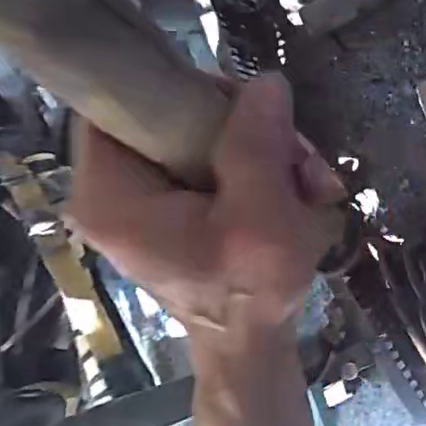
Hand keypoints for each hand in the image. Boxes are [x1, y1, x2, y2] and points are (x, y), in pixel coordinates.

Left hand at [66, 73, 345, 334]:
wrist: (256, 343)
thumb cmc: (251, 288)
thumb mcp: (262, 215)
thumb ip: (259, 147)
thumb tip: (267, 82)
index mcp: (112, 194)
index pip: (120, 107)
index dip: (182, 91)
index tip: (245, 104)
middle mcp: (120, 192)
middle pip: (179, 123)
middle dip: (252, 133)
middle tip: (302, 160)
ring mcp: (155, 203)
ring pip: (212, 144)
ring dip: (274, 157)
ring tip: (313, 187)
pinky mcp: (184, 213)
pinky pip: (224, 170)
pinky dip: (268, 177)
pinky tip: (302, 197)